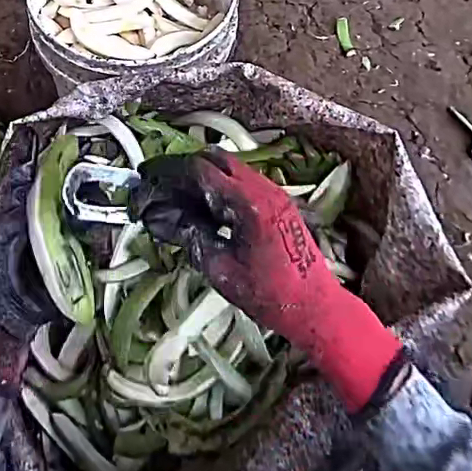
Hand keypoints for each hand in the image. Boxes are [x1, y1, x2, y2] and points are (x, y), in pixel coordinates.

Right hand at [131, 151, 403, 411]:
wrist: (321, 311)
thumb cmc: (270, 297)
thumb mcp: (221, 270)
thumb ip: (191, 237)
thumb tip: (163, 218)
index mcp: (248, 205)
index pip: (201, 170)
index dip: (170, 171)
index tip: (150, 176)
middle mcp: (264, 190)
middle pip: (216, 158)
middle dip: (185, 166)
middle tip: (163, 181)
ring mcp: (276, 193)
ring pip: (232, 166)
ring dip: (205, 173)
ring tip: (181, 192)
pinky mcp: (281, 202)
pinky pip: (244, 179)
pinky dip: (222, 182)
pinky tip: (208, 203)